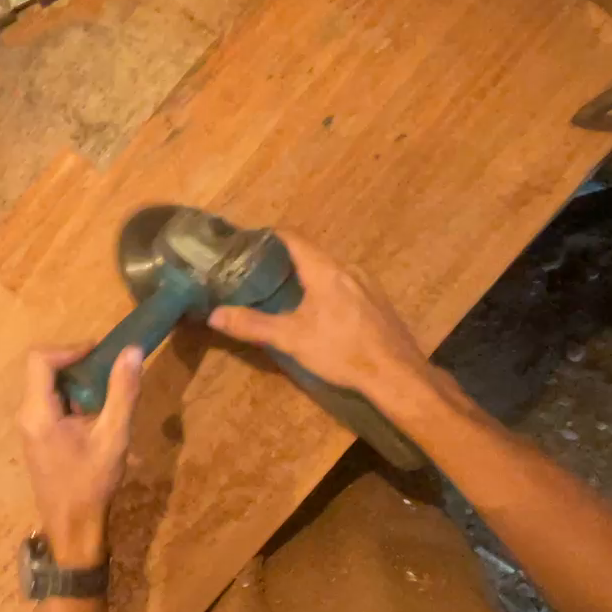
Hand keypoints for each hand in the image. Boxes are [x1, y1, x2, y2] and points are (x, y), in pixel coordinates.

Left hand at [18, 345, 142, 566]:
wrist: (73, 528)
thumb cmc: (92, 483)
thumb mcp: (114, 436)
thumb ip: (123, 392)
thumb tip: (132, 351)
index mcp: (38, 412)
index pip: (40, 359)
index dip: (69, 349)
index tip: (99, 352)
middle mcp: (27, 414)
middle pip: (43, 370)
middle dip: (77, 364)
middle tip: (108, 370)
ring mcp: (30, 426)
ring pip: (48, 386)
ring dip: (77, 383)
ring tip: (107, 393)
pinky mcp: (37, 436)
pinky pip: (51, 403)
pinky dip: (73, 399)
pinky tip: (96, 416)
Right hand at [208, 233, 428, 398]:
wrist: (397, 375)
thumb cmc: (341, 351)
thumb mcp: (290, 339)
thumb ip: (251, 325)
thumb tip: (214, 315)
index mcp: (324, 270)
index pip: (293, 237)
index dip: (269, 236)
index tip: (247, 244)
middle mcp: (347, 268)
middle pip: (310, 252)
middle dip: (283, 258)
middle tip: (257, 270)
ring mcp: (366, 284)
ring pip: (328, 269)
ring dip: (305, 274)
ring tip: (282, 289)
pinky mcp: (376, 301)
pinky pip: (343, 283)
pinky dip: (324, 287)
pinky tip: (317, 309)